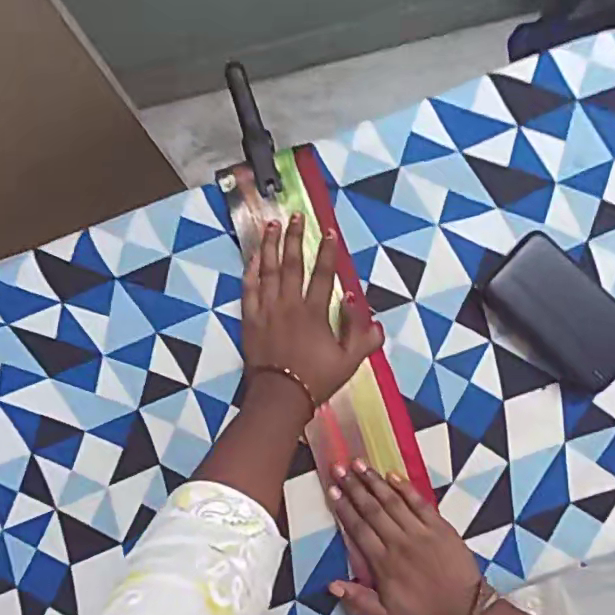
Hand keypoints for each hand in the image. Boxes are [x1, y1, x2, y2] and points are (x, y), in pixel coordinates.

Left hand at [241, 213, 382, 408]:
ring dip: (270, 246)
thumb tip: (364, 306)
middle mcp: (289, 305)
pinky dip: (250, 271)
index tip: (329, 232)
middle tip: (296, 217)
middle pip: (291, 264)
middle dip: (294, 237)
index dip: (327, 252)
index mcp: (314, 313)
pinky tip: (252, 257)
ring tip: (272, 225)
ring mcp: (266, 311)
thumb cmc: (316, 380)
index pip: (322, 275)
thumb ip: (363, 335)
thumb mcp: (349, 362)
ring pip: (267, 270)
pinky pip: (249, 289)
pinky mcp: (250, 320)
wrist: (279, 397)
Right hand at [326, 460, 483, 614]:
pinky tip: (391, 474)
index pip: (358, 529)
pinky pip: (419, 502)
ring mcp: (420, 532)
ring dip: (374, 481)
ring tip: (359, 463)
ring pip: (392, 501)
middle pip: (372, 509)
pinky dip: (405, 488)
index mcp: (383, 563)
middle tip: (339, 467)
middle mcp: (399, 542)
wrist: (465, 608)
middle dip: (353, 487)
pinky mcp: (439, 526)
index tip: (332, 489)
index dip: (344, 508)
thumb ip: (358, 600)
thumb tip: (331, 584)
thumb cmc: (423, 611)